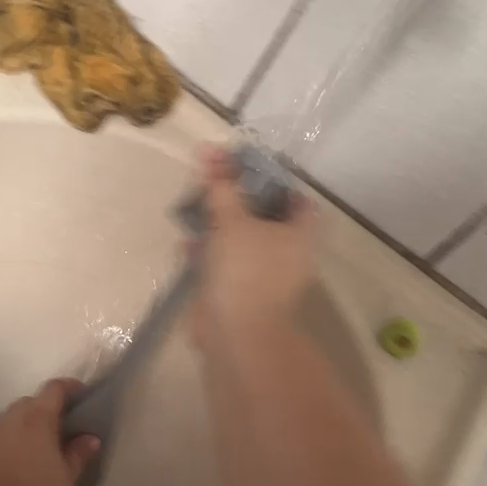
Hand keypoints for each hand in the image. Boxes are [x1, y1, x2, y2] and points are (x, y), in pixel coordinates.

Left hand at [0, 379, 101, 485]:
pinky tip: (21, 460)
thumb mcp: (67, 477)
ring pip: (12, 419)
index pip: (53, 389)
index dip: (68, 388)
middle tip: (62, 426)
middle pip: (30, 402)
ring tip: (42, 445)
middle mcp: (11, 420)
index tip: (81, 395)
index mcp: (37, 418)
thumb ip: (77, 453)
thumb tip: (89, 439)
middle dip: (46, 407)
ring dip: (27, 424)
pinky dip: (12, 440)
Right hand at [190, 145, 316, 346]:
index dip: (271, 179)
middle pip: (263, 215)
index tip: (242, 168)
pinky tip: (186, 244)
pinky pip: (225, 262)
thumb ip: (221, 186)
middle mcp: (287, 252)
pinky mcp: (239, 291)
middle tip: (209, 182)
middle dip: (235, 199)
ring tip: (192, 209)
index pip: (294, 195)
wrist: (236, 334)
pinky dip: (208, 252)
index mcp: (300, 232)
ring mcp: (263, 274)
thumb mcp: (232, 220)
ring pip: (240, 239)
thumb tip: (208, 150)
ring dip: (217, 224)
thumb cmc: (245, 271)